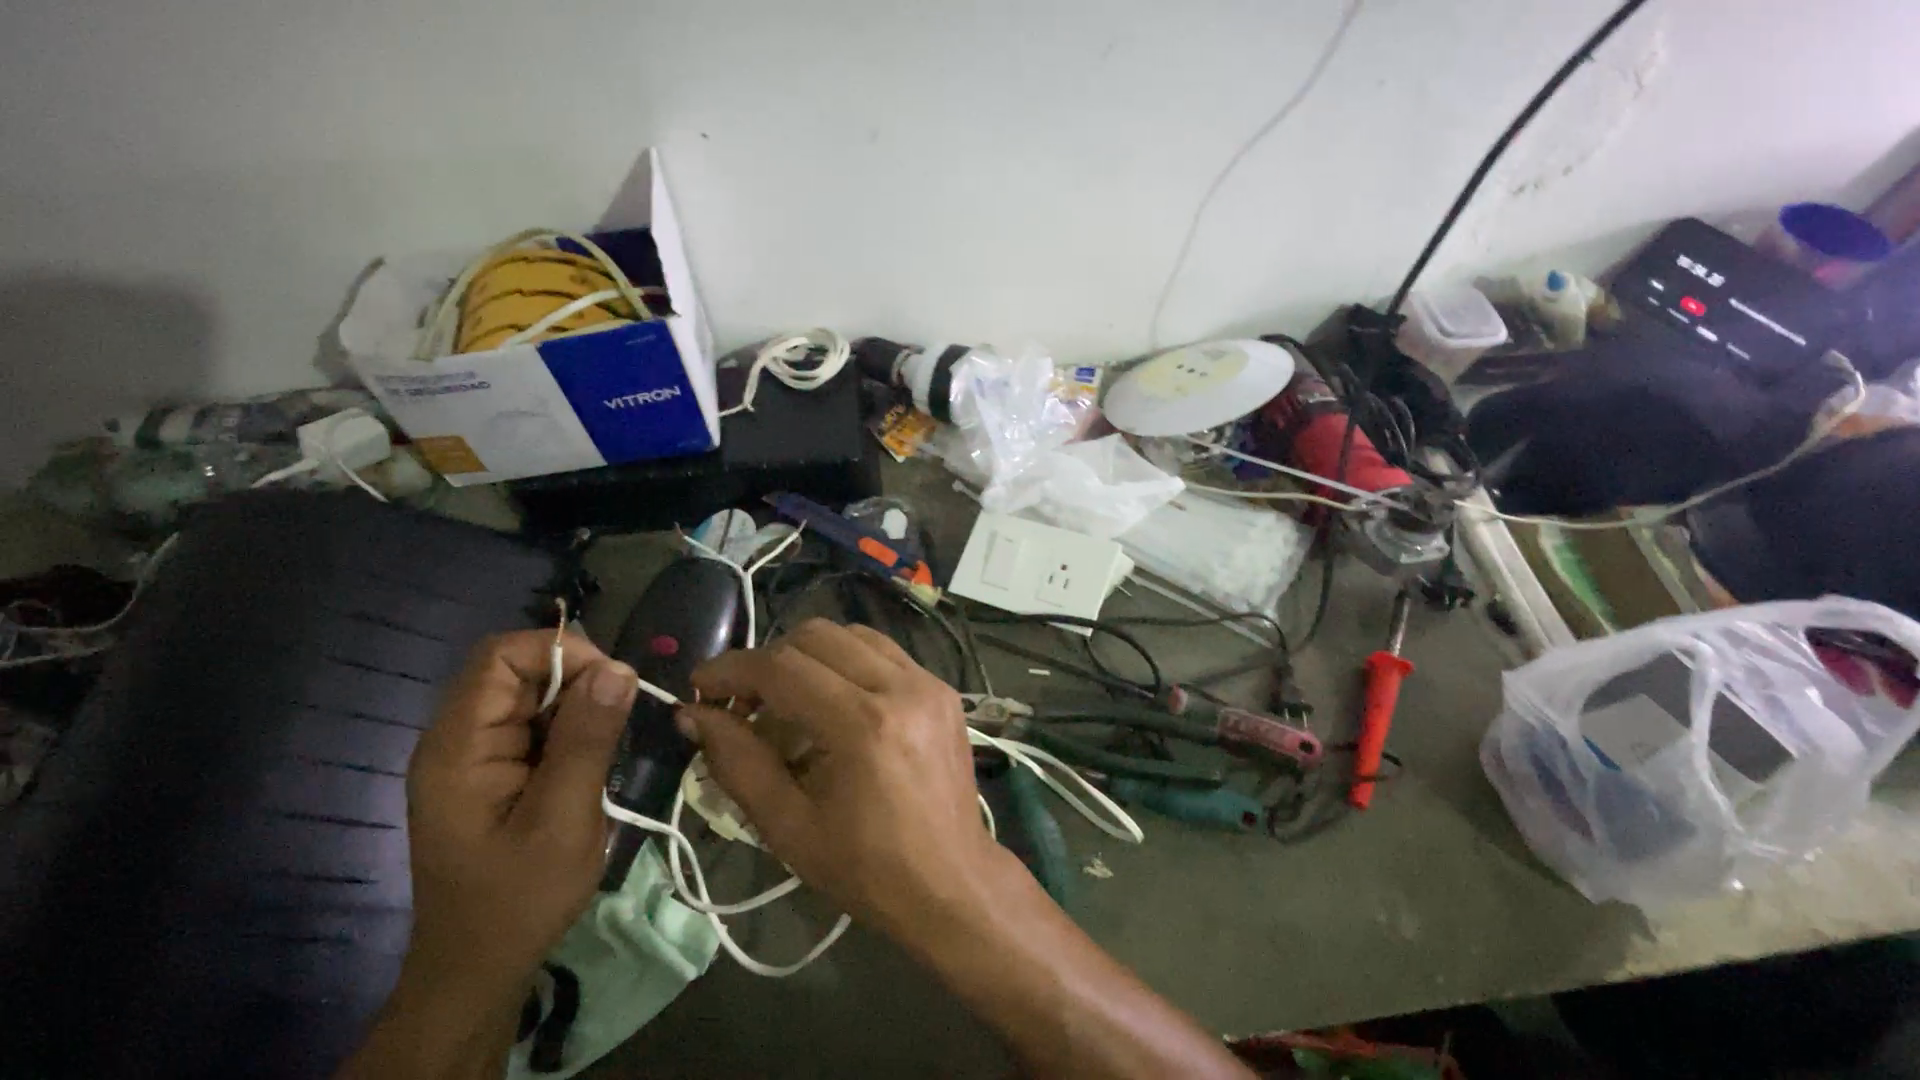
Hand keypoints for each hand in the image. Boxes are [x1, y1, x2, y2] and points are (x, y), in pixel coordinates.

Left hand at [401, 631, 636, 1008]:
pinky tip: (587, 767)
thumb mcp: (564, 819)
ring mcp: (469, 758)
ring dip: (576, 710)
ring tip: (606, 749)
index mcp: (458, 745)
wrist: (477, 969)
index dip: (560, 653)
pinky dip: (567, 734)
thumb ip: (587, 740)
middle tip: (620, 721)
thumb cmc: (517, 899)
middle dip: (575, 682)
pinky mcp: (487, 775)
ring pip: (528, 699)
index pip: (500, 656)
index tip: (614, 683)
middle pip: (514, 673)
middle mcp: (455, 740)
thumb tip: (618, 668)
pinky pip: (530, 729)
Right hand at [679, 618, 1012, 951]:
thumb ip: (736, 762)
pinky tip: (833, 705)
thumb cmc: (865, 869)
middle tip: (745, 704)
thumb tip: (692, 714)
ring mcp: (928, 683)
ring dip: (807, 657)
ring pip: (850, 635)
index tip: (700, 688)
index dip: (731, 670)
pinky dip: (846, 664)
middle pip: (815, 636)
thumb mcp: (787, 826)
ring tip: (788, 704)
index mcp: (863, 725)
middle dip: (768, 662)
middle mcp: (900, 688)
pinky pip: (882, 652)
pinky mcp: (942, 689)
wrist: (951, 883)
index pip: (781, 668)